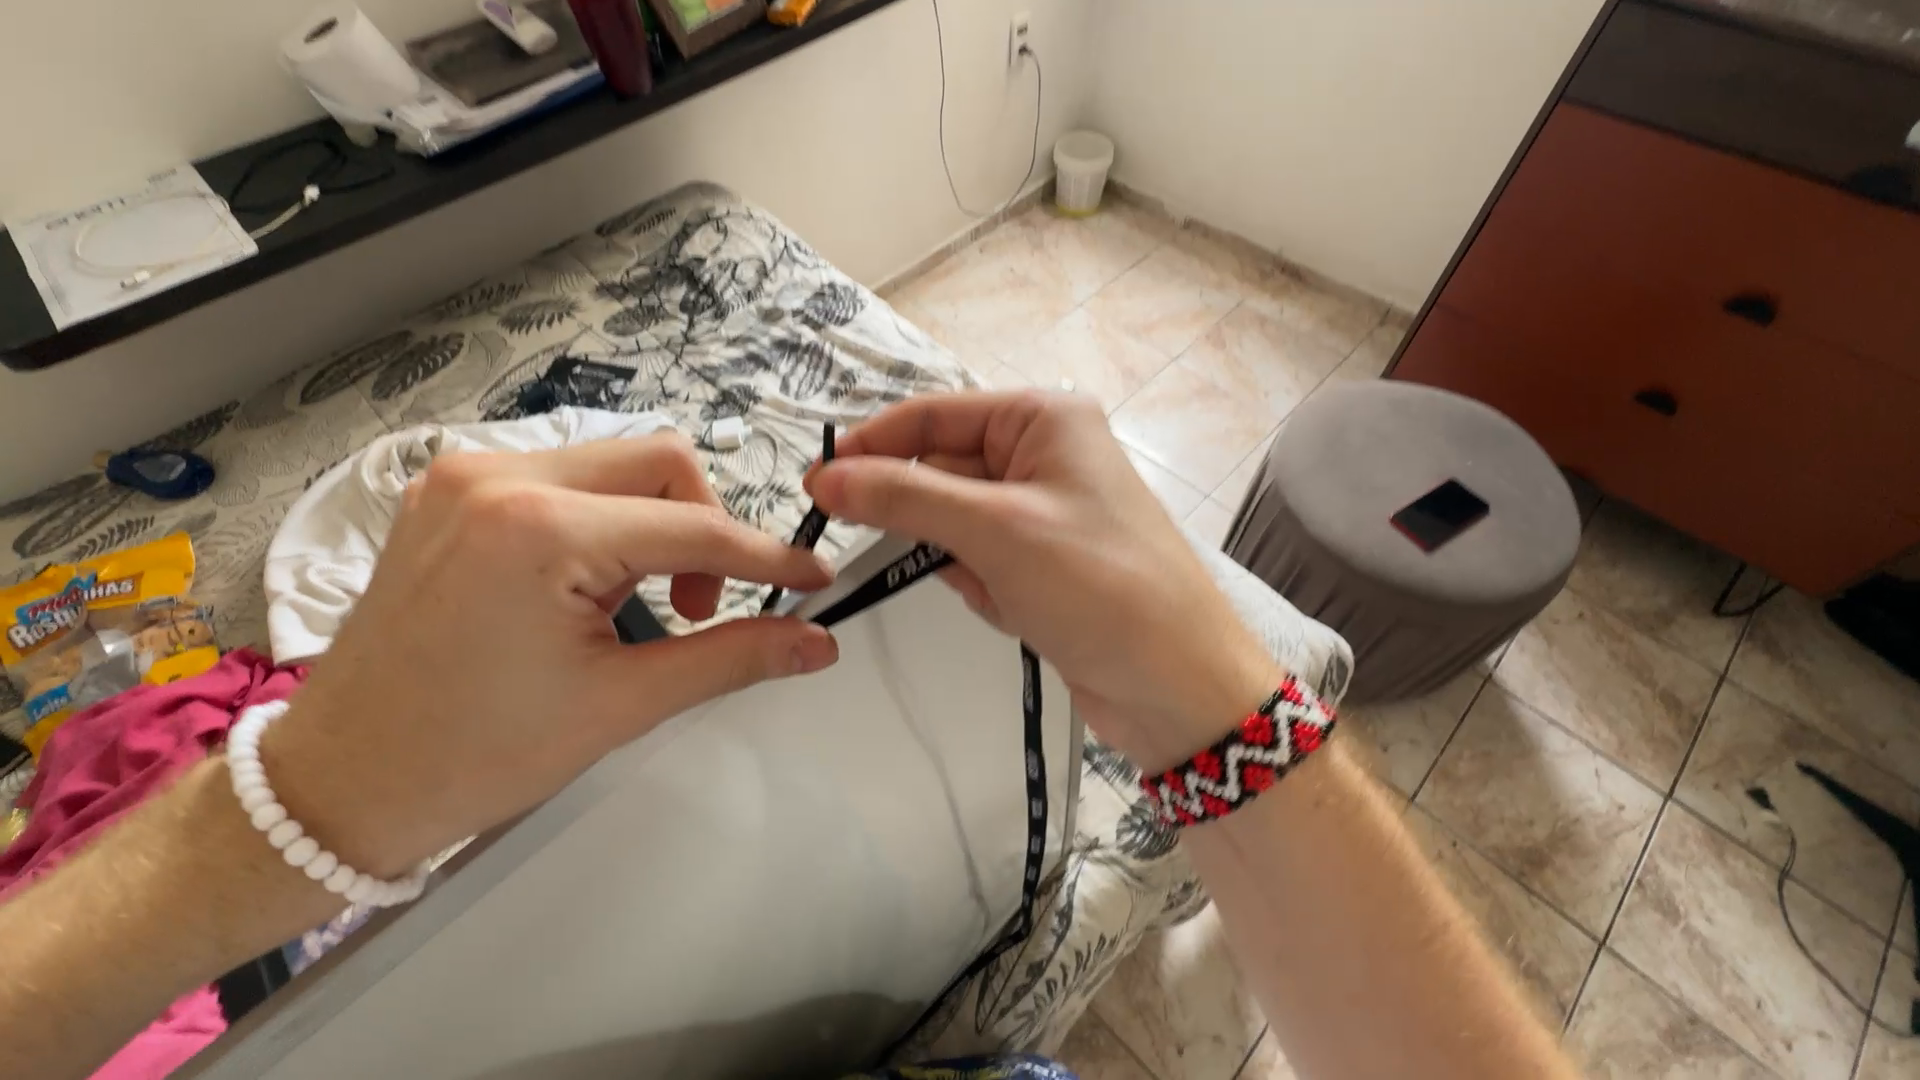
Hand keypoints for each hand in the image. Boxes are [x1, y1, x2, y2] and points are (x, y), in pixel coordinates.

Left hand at [262, 435, 839, 877]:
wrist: (341, 783)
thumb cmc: (475, 754)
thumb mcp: (622, 704)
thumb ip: (732, 656)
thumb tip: (817, 642)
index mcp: (539, 529)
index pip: (694, 526)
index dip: (767, 555)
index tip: (814, 578)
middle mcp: (499, 476)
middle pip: (661, 463)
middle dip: (707, 529)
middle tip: (700, 606)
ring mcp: (466, 475)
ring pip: (616, 465)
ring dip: (657, 525)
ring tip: (643, 604)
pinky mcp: (452, 489)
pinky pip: (567, 478)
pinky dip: (608, 521)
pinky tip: (593, 583)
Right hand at [807, 392, 1279, 770]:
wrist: (1176, 686)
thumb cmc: (1098, 586)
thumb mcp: (996, 529)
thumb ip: (906, 497)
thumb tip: (827, 476)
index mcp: (1042, 419)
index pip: (933, 415)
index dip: (871, 445)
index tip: (814, 483)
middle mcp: (1043, 456)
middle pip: (942, 469)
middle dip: (919, 515)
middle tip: (872, 546)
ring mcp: (1042, 513)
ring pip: (955, 522)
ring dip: (954, 558)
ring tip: (988, 586)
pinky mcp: (1040, 564)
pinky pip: (979, 560)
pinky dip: (980, 586)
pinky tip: (1013, 608)